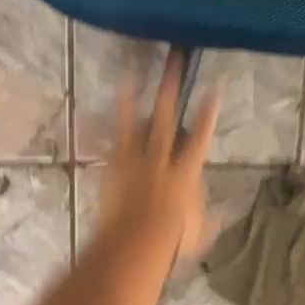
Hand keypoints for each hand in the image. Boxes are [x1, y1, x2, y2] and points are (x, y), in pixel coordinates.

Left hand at [99, 51, 221, 256]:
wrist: (135, 242)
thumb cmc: (169, 243)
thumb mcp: (194, 235)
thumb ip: (206, 221)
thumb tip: (220, 217)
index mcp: (185, 174)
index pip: (200, 137)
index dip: (208, 112)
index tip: (214, 88)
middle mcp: (159, 161)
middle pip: (165, 119)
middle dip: (170, 88)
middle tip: (173, 62)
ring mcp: (133, 162)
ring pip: (132, 124)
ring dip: (130, 97)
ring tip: (128, 72)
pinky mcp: (111, 170)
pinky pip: (102, 146)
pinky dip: (92, 131)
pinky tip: (84, 116)